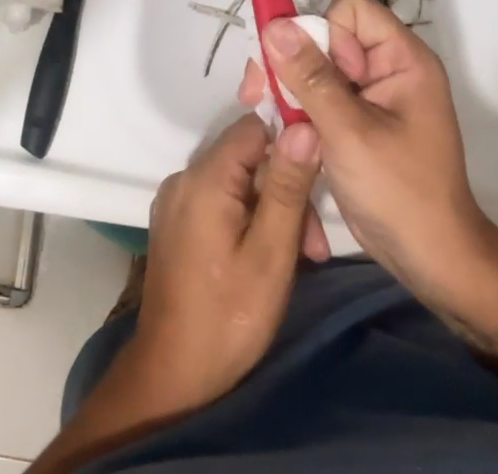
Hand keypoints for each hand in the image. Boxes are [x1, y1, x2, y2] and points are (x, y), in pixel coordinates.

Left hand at [124, 113, 324, 410]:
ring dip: (274, 210)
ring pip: (239, 182)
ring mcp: (176, 201)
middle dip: (287, 189)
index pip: (253, 127)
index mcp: (204, 179)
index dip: (291, 141)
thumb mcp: (272, 252)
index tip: (322, 174)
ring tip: (303, 257)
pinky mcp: (177, 223)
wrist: (175, 370)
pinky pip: (221, 201)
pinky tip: (272, 256)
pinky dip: (251, 220)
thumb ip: (287, 186)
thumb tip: (304, 126)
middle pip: (248, 157)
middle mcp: (183, 179)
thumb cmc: (230, 315)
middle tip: (314, 243)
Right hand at [248, 0, 497, 307]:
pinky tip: (283, 131)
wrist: (429, 255)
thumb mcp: (348, 131)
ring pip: (316, 68)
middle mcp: (387, 70)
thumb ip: (309, 77)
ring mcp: (371, 97)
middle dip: (291, 61)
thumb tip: (274, 26)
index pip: (350, 10)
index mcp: (402, 60)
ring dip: (288, 88)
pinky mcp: (356, 122)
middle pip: (326, 37)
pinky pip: (319, 96)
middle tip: (258, 94)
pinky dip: (298, 109)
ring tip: (269, 117)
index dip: (322, 34)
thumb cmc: (398, 191)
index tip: (308, 76)